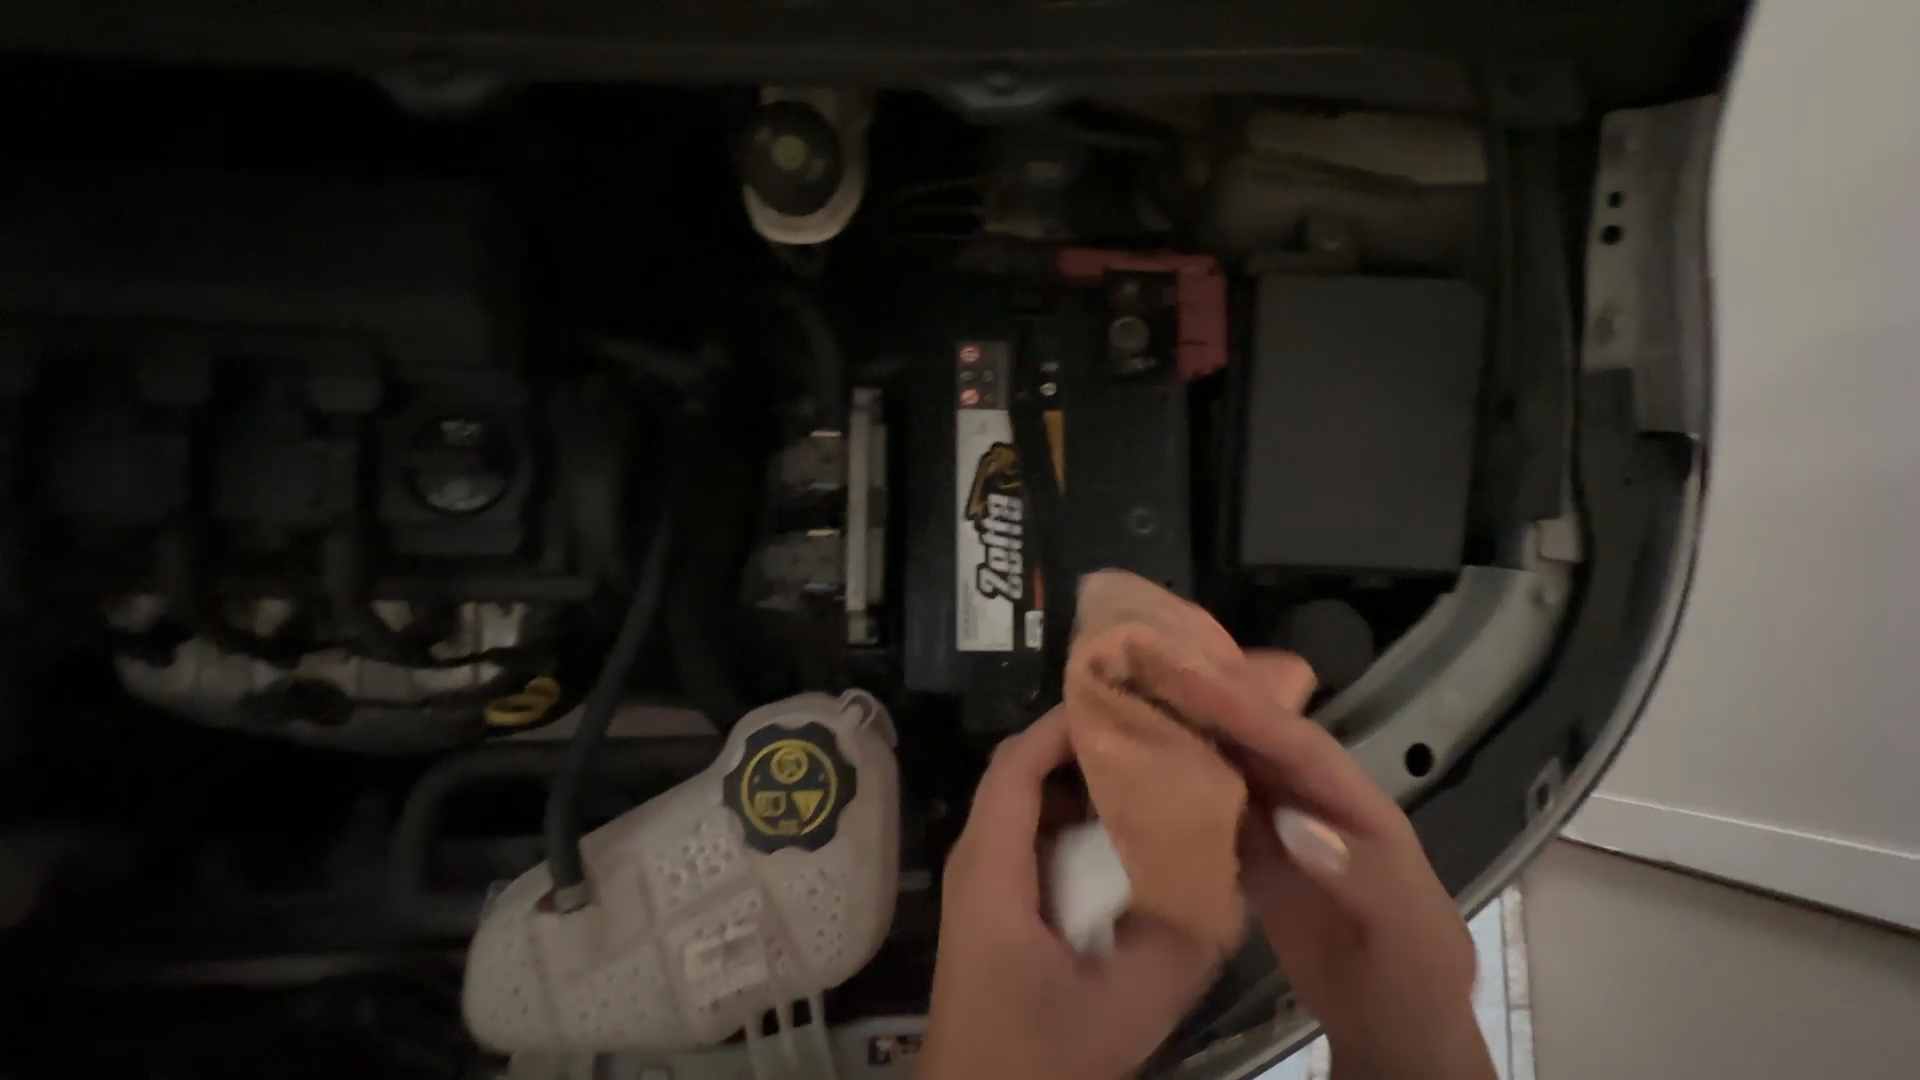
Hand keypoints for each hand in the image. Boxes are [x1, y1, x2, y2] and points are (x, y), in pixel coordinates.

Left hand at [920, 709, 1222, 1079]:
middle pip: (1020, 770)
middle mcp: (978, 858)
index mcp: (992, 868)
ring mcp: (984, 878)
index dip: (1064, 724)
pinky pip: (1031, 832)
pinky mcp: (996, 900)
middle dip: (1080, 741)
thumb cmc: (1034, 1059)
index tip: (1125, 701)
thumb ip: (1179, 943)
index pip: (1018, 765)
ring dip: (1079, 775)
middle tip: (1150, 727)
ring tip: (1145, 762)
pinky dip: (1072, 813)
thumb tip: (1226, 876)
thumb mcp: (1122, 1008)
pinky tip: (1122, 826)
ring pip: (1025, 799)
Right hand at [1141, 651, 1495, 1079]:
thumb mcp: (1408, 936)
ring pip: (1227, 762)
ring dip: (1183, 731)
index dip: (1247, 707)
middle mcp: (1309, 798)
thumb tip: (1291, 823)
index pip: (1296, 743)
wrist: (1391, 1034)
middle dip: (1206, 700)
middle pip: (1255, 738)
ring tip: (1128, 699)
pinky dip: (1175, 782)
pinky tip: (1134, 768)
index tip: (1191, 677)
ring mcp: (1276, 823)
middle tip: (1144, 665)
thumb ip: (1360, 876)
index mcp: (1354, 803)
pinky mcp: (1249, 851)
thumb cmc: (1411, 982)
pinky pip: (1208, 805)